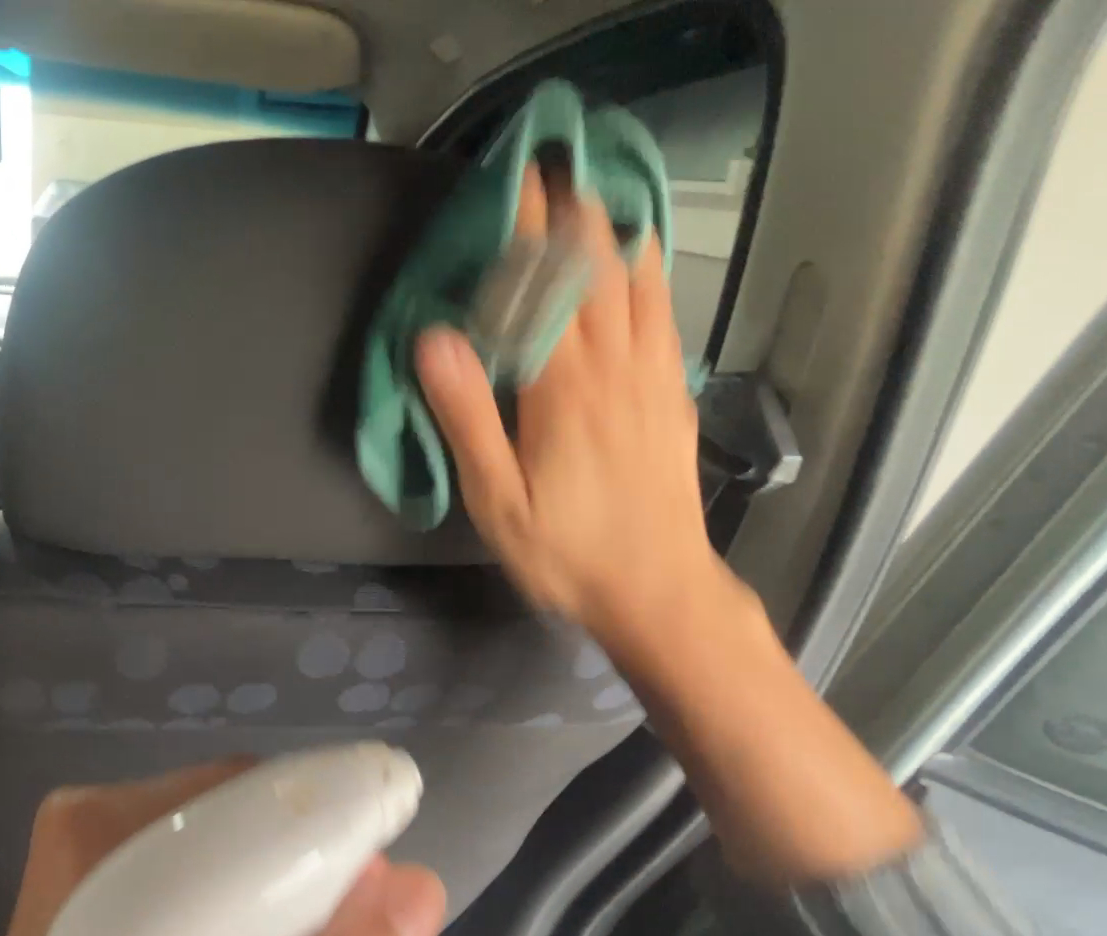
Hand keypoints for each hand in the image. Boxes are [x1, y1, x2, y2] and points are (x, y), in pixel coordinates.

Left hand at [0, 761, 446, 935]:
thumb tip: (419, 884)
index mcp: (98, 828)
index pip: (247, 794)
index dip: (321, 839)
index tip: (373, 897)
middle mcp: (86, 818)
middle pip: (233, 816)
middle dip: (291, 880)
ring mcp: (79, 851)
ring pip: (215, 843)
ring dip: (264, 902)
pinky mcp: (82, 885)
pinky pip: (186, 870)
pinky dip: (226, 914)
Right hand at [416, 166, 734, 651]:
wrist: (659, 591)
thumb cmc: (565, 551)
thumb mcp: (497, 497)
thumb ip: (468, 417)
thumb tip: (434, 341)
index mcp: (564, 390)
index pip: (544, 292)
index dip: (531, 235)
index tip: (519, 186)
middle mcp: (615, 370)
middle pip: (597, 276)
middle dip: (575, 220)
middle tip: (556, 174)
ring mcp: (653, 381)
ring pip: (638, 289)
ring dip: (614, 237)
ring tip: (597, 197)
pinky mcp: (672, 398)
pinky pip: (664, 319)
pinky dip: (650, 277)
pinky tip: (644, 262)